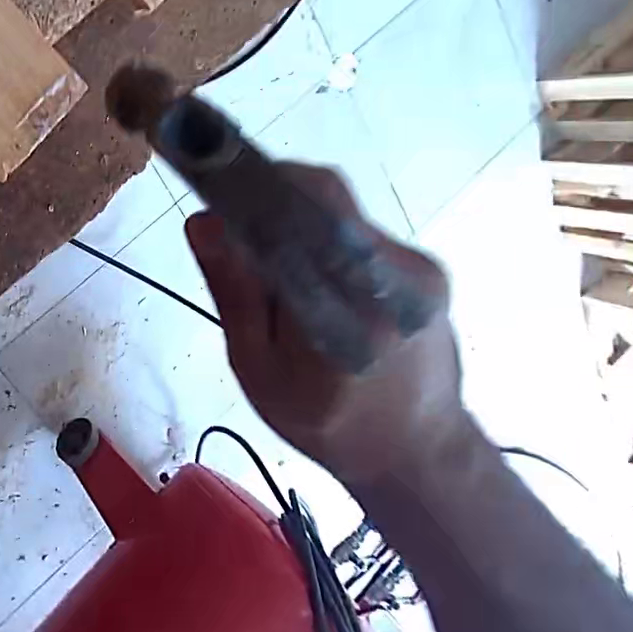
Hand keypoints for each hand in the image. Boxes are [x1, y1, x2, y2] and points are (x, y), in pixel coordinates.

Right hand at [186, 165, 475, 486]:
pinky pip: (361, 227)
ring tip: (278, 261)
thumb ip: (233, 292)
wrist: (420, 453)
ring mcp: (418, 272)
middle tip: (238, 215)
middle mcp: (389, 283)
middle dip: (273, 190)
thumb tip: (202, 220)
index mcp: (339, 318)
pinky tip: (317, 276)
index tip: (220, 178)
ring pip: (342, 208)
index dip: (256, 185)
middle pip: (325, 196)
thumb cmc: (322, 421)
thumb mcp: (257, 367)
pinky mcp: (429, 268)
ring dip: (299, 214)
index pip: (297, 218)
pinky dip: (326, 234)